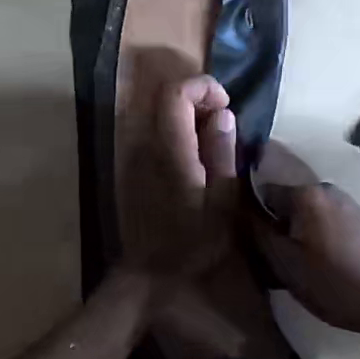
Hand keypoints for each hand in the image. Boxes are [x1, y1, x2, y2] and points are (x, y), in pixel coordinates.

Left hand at [118, 75, 237, 280]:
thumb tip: (223, 114)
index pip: (175, 94)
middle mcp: (145, 145)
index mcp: (170, 152)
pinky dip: (179, 130)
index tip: (226, 105)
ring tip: (215, 140)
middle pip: (165, 97)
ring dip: (190, 115)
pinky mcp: (133, 165)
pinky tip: (197, 157)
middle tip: (225, 122)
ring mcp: (135, 154)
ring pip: (160, 113)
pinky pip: (156, 131)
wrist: (150, 271)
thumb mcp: (223, 204)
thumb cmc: (193, 243)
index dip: (203, 87)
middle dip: (199, 98)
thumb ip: (222, 154)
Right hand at [250, 180, 359, 343]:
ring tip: (300, 266)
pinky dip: (320, 238)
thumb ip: (258, 231)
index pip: (263, 192)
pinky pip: (329, 223)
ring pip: (309, 215)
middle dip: (279, 226)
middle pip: (288, 203)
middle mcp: (327, 188)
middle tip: (276, 260)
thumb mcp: (283, 263)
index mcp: (305, 193)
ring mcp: (350, 203)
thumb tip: (242, 209)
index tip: (255, 243)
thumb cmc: (332, 283)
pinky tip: (325, 265)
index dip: (254, 217)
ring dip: (300, 234)